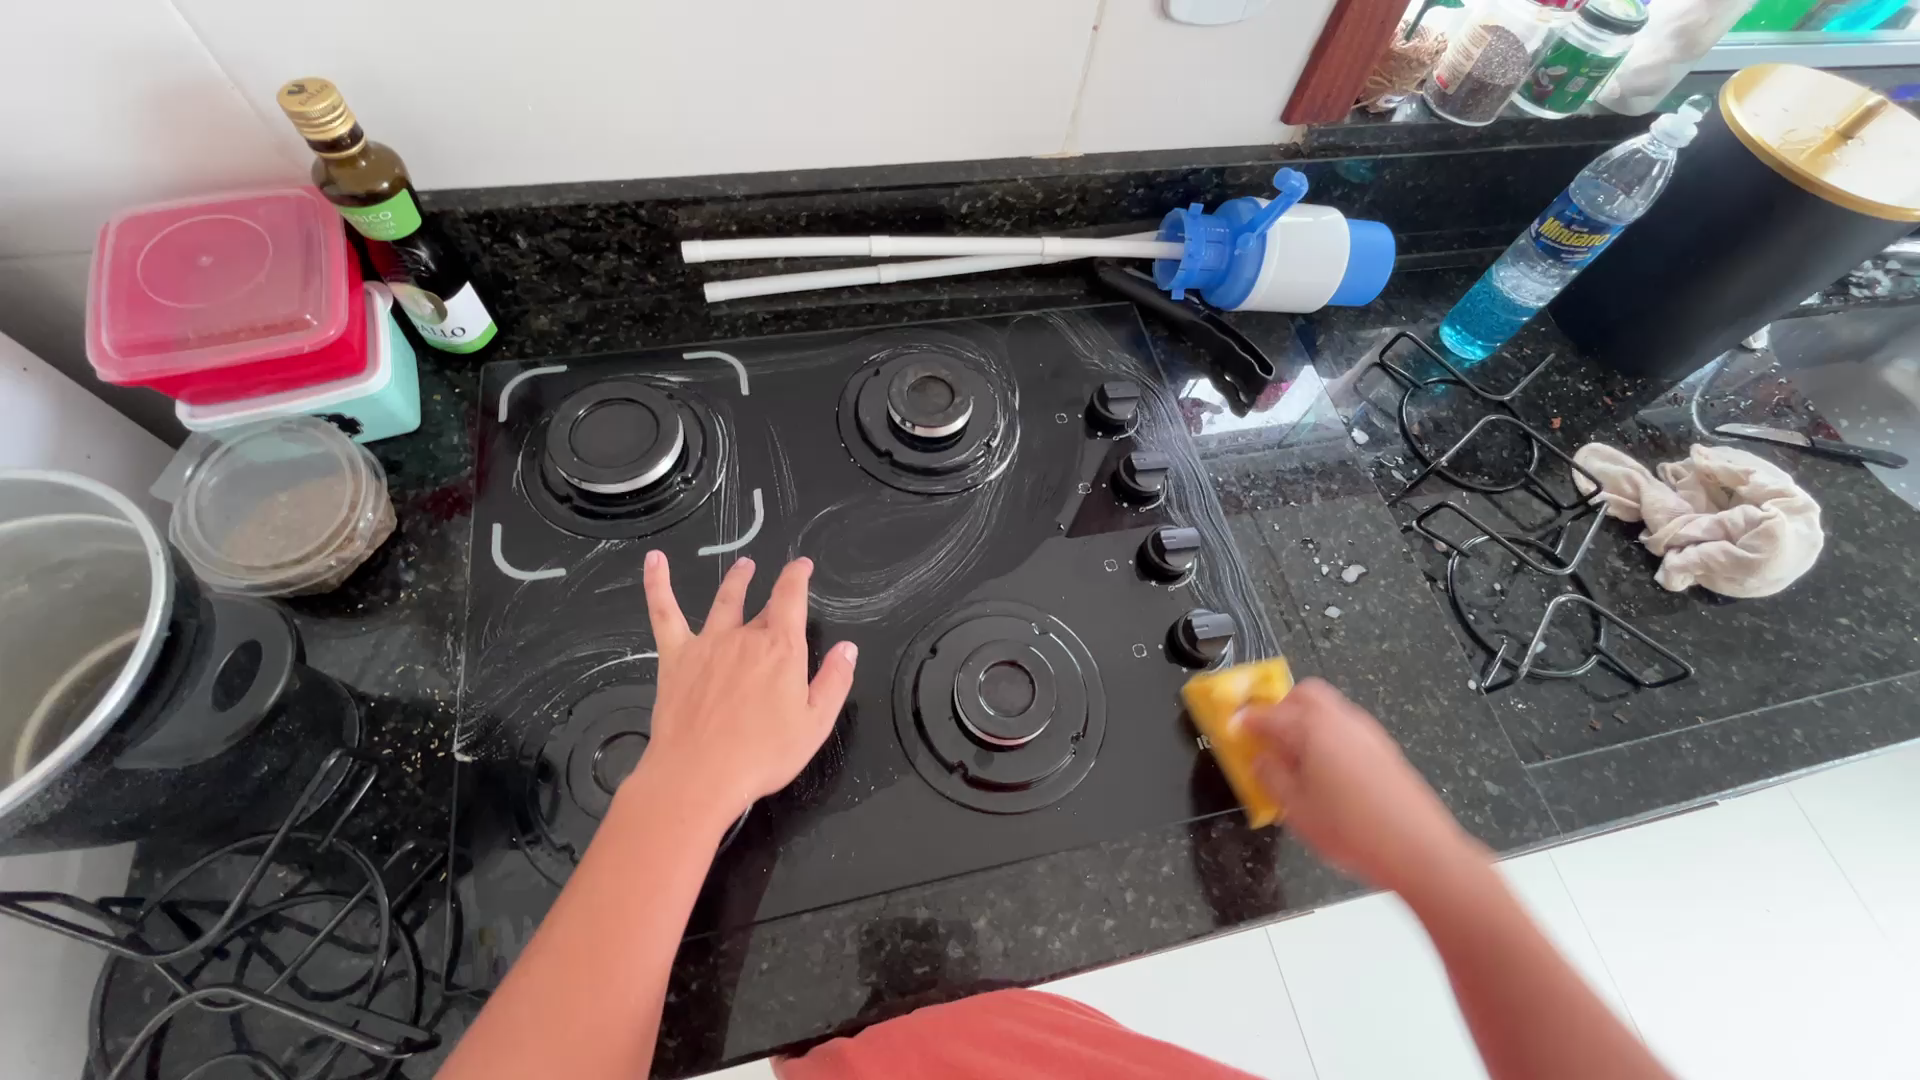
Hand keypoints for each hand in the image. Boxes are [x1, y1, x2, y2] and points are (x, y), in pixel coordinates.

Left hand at [634, 552, 856, 823]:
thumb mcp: (815, 724)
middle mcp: (745, 637)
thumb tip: (849, 648)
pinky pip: (665, 613)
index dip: (798, 576)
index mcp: (782, 649)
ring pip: (724, 602)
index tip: (803, 565)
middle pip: (763, 609)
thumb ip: (835, 681)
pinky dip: (658, 584)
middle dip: (774, 594)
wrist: (699, 775)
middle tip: (780, 583)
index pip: (792, 598)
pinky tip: (655, 561)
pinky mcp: (675, 657)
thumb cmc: (763, 754)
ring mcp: (708, 644)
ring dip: (736, 581)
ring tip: (743, 566)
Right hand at [1238, 678, 1482, 894]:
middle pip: (1304, 694)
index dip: (1244, 720)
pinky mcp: (1384, 749)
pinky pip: (1346, 728)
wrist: (1421, 852)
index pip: (1267, 714)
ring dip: (1305, 721)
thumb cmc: (1351, 830)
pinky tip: (1327, 772)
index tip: (1231, 728)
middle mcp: (1340, 720)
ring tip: (1296, 758)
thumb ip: (1271, 777)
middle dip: (1280, 707)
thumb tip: (1260, 759)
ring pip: (1328, 709)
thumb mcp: (1295, 808)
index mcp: (1311, 729)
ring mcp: (1366, 732)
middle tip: (1267, 737)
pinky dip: (1328, 736)